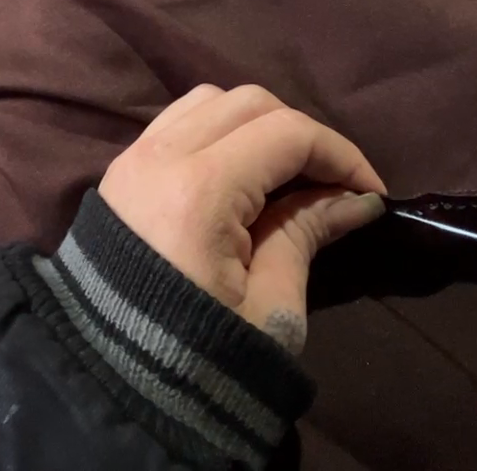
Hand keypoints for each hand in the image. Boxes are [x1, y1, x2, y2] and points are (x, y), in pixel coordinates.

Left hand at [99, 84, 386, 354]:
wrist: (106, 377)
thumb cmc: (195, 354)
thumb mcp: (268, 308)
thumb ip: (306, 234)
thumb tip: (355, 199)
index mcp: (200, 190)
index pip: (286, 133)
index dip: (339, 153)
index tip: (370, 191)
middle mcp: (162, 154)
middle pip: (248, 101)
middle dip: (300, 133)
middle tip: (330, 182)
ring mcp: (134, 155)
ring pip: (208, 100)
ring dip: (255, 122)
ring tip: (283, 173)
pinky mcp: (121, 167)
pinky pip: (177, 119)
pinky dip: (216, 128)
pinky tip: (237, 169)